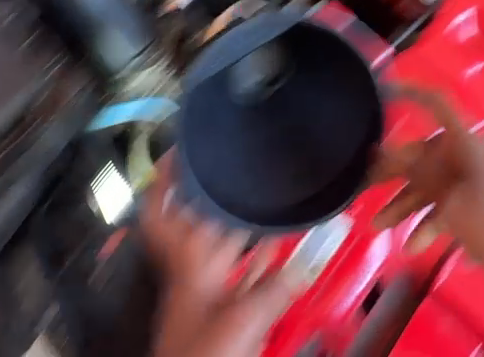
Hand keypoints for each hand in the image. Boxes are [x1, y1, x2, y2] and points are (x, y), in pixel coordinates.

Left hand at [141, 160, 306, 356]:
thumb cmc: (204, 356)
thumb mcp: (244, 318)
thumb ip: (283, 282)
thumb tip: (322, 245)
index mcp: (186, 264)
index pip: (161, 213)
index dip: (165, 180)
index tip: (182, 148)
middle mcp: (194, 273)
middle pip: (202, 223)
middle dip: (222, 194)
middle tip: (248, 165)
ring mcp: (209, 296)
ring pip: (226, 248)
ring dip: (248, 224)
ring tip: (274, 194)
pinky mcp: (226, 317)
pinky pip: (245, 276)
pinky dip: (263, 259)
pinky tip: (286, 247)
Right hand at [370, 89, 483, 295]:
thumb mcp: (453, 204)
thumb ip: (421, 177)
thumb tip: (391, 154)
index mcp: (465, 142)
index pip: (435, 103)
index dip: (410, 91)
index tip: (383, 88)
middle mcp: (470, 155)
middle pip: (424, 153)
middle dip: (392, 169)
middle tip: (360, 182)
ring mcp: (478, 182)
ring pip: (433, 185)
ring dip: (406, 204)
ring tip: (377, 226)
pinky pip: (449, 207)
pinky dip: (431, 223)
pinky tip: (414, 246)